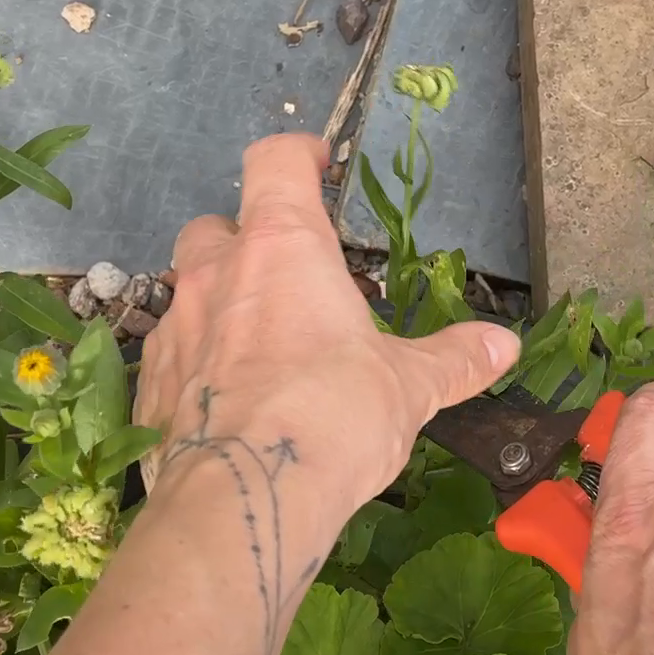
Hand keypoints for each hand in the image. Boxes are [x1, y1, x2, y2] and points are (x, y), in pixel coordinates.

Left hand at [134, 133, 521, 515]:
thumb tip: (505, 346)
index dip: (297, 153)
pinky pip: (170, 351)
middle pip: (218, 223)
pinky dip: (196, 359)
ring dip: (220, 300)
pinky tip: (227, 400)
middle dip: (249, 239)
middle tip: (290, 278)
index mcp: (284, 247)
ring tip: (261, 345)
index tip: (318, 163)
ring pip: (188, 286)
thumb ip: (455, 359)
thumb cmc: (335, 414)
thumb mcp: (409, 385)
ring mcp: (173, 327)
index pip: (275, 162)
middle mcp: (217, 273)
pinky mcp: (148, 384)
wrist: (244, 501)